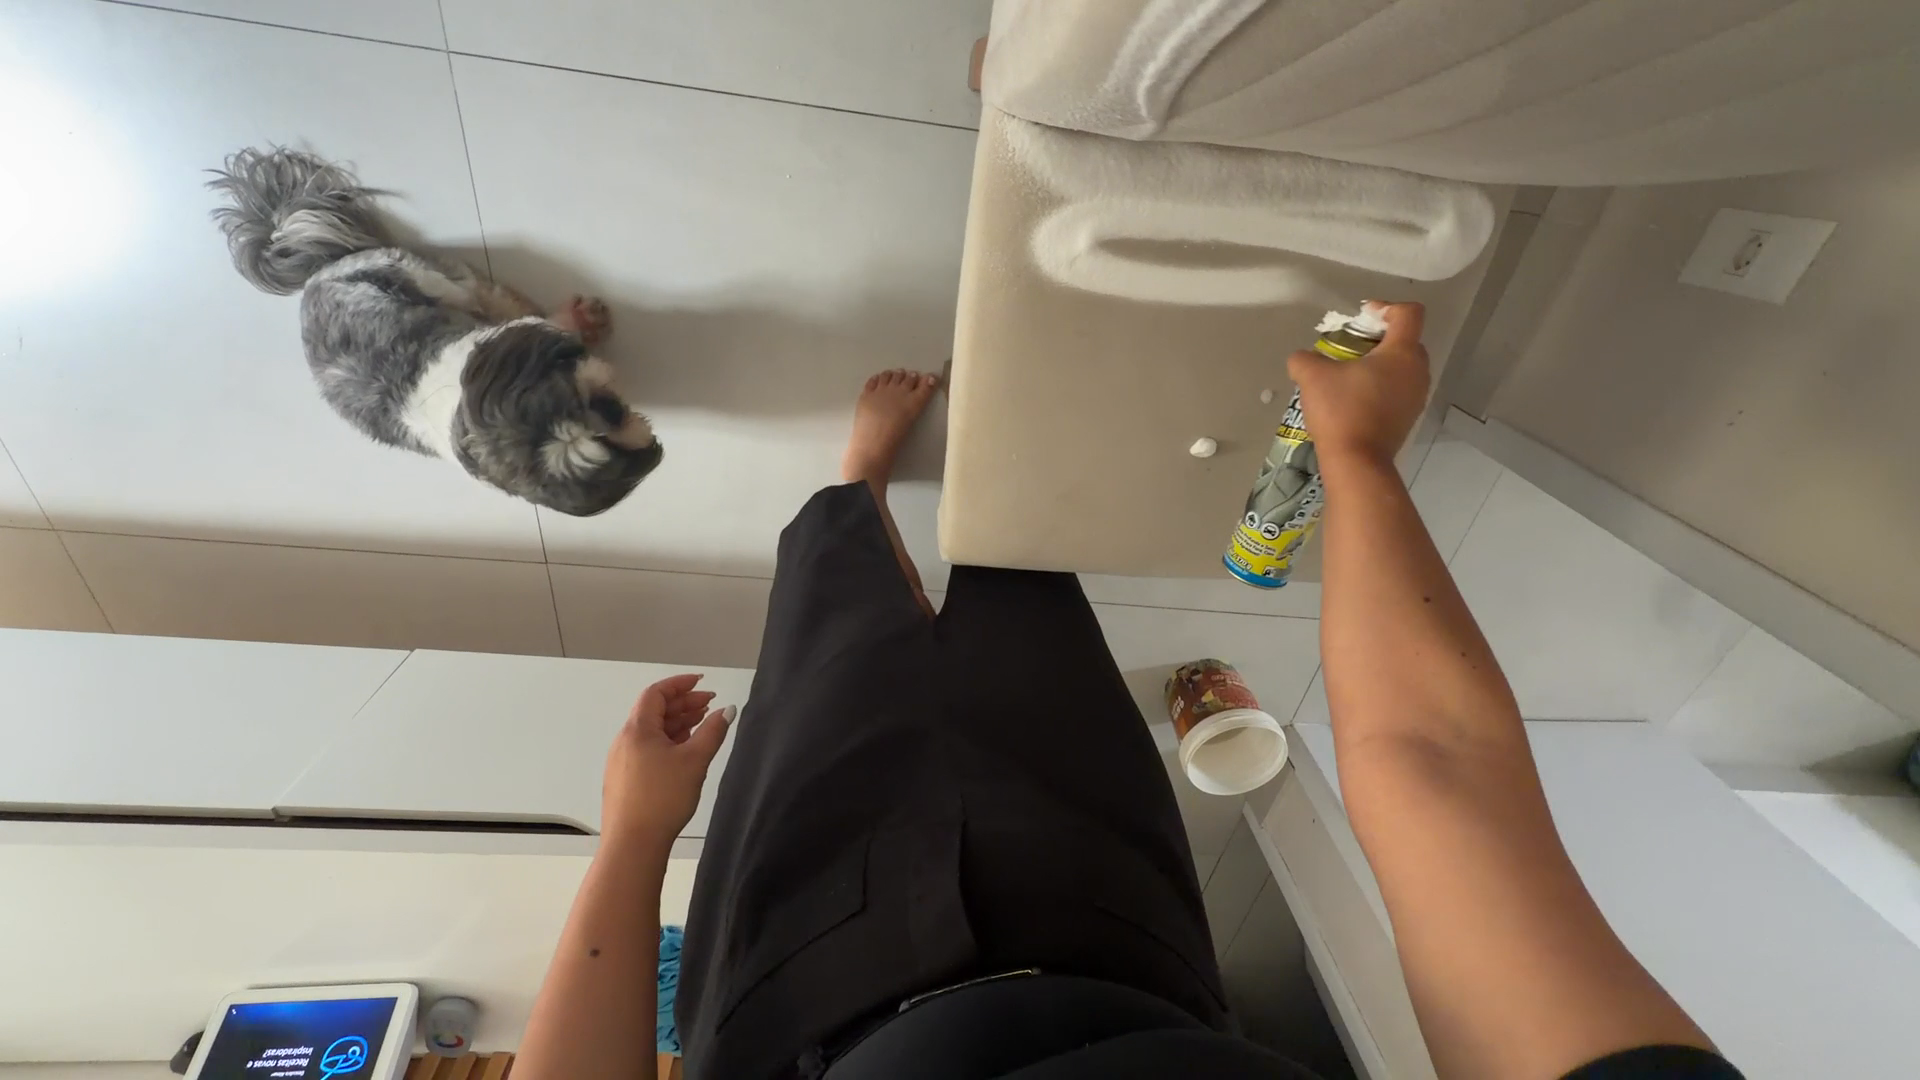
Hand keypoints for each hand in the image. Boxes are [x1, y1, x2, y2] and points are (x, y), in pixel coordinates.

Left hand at [600, 674, 732, 848]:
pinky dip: (668, 740)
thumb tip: (728, 710)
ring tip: (702, 723)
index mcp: (637, 730)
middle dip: (683, 703)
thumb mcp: (695, 760)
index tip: (702, 682)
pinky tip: (685, 750)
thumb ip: (713, 731)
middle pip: (653, 710)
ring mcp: (622, 761)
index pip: (656, 693)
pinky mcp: (624, 779)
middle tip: (710, 704)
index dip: (680, 684)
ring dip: (677, 722)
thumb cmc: (663, 797)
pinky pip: (647, 747)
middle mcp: (625, 741)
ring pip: (651, 731)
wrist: (633, 845)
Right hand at [1288, 301, 1430, 468]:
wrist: (1356, 460)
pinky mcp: (1408, 417)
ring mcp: (1416, 396)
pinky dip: (1381, 386)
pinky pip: (1398, 390)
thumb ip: (1304, 359)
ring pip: (1402, 367)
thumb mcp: (1312, 377)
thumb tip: (1301, 358)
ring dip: (1380, 364)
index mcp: (1401, 352)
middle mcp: (1417, 370)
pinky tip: (1355, 399)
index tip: (1361, 317)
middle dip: (1379, 338)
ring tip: (1350, 375)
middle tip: (1351, 347)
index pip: (1408, 313)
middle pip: (1406, 340)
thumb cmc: (1341, 410)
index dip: (1385, 307)